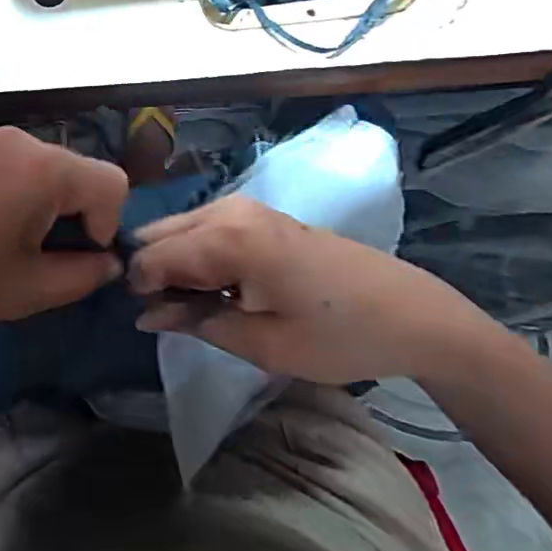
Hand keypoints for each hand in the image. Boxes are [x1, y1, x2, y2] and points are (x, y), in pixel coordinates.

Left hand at [0, 127, 127, 378]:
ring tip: (8, 242)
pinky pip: (15, 165)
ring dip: (46, 204)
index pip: (113, 182)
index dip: (107, 223)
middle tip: (39, 255)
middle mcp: (20, 140)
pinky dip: (18, 192)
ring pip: (47, 168)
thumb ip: (85, 274)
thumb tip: (109, 261)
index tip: (73, 255)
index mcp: (43, 168)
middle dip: (75, 214)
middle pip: (78, 172)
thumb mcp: (30, 289)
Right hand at [128, 195, 501, 384]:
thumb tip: (144, 314)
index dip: (139, 289)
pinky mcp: (256, 213)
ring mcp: (243, 206)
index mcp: (227, 237)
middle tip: (170, 314)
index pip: (151, 256)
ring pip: (178, 228)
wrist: (412, 313)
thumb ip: (195, 321)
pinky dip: (194, 254)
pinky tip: (218, 286)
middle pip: (158, 233)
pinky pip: (202, 227)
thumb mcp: (263, 344)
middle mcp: (228, 209)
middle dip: (152, 271)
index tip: (147, 319)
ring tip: (197, 304)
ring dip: (173, 262)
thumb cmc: (338, 335)